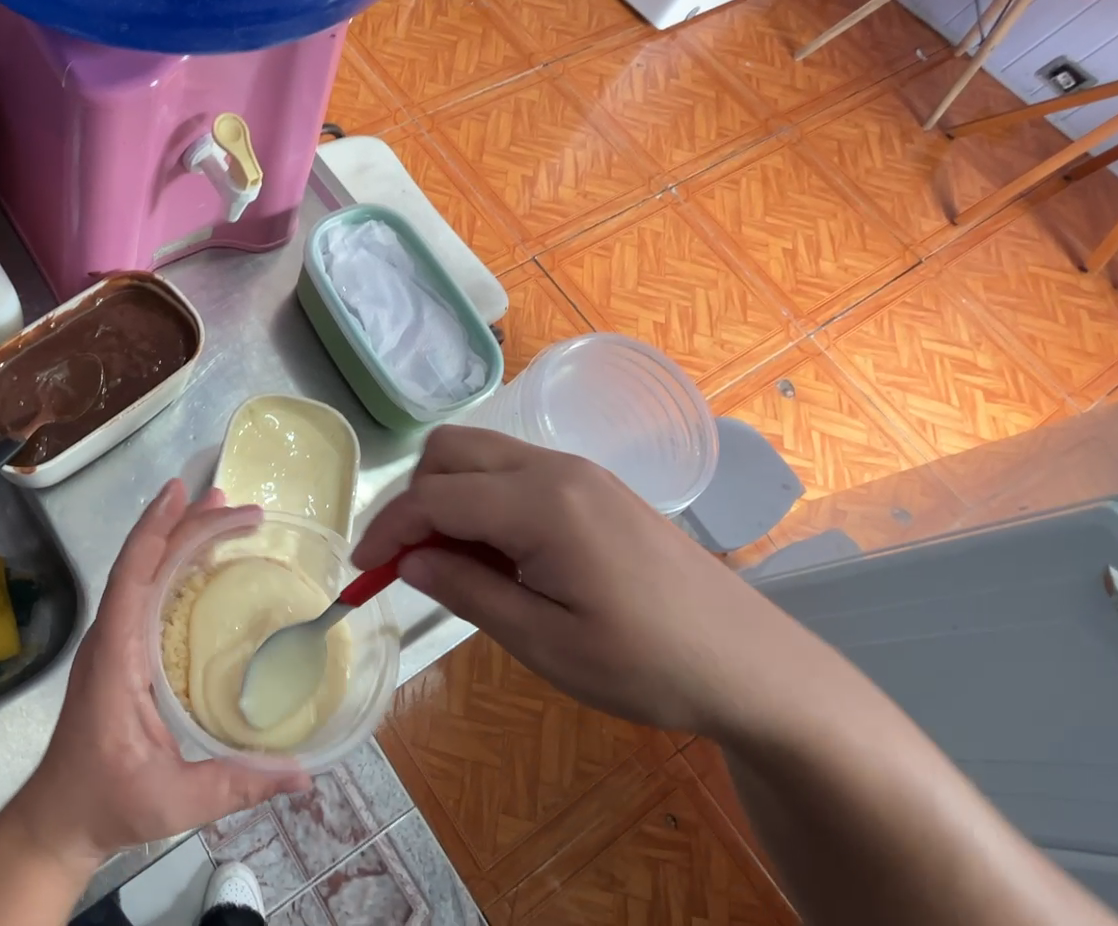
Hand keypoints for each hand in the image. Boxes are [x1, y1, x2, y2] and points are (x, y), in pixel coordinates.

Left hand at [15, 480, 310, 863]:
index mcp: (116, 657)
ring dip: (176, 538)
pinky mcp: (120, 651)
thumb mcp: (174, 800)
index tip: (190, 497)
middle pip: (142, 563)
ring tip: (219, 511)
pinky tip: (197, 561)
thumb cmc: (107, 803)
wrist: (60, 816)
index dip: (160, 532)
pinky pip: (144, 592)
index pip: (133, 577)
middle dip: (185, 526)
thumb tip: (305, 774)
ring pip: (141, 573)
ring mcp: (112, 642)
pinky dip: (170, 565)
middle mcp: (110, 637)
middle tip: (236, 504)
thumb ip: (237, 785)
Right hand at [354, 426, 810, 736]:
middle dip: (413, 499)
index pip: (433, 496)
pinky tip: (497, 551)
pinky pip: (513, 470)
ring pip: (480, 453)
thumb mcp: (544, 641)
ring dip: (446, 495)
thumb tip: (407, 560)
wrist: (755, 667)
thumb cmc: (647, 665)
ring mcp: (580, 472)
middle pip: (449, 451)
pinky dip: (482, 497)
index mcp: (541, 503)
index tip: (362, 571)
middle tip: (410, 561)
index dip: (387, 530)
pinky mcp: (595, 486)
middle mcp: (556, 468)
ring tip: (452, 560)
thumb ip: (465, 589)